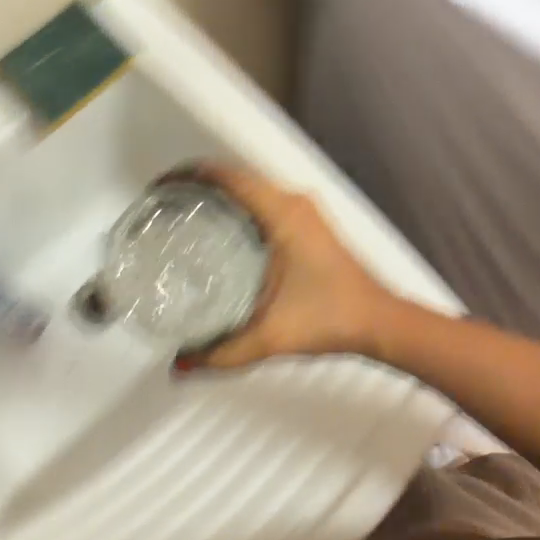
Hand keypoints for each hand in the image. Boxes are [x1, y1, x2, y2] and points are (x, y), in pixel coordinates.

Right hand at [175, 163, 398, 371]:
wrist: (379, 321)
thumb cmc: (331, 319)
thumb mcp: (269, 338)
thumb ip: (220, 352)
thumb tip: (178, 365)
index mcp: (282, 213)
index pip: (227, 176)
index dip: (189, 174)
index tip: (159, 188)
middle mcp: (293, 202)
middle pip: (236, 176)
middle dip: (198, 184)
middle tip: (164, 207)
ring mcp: (305, 210)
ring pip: (252, 188)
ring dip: (219, 194)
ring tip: (184, 216)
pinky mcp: (310, 223)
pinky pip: (265, 201)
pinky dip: (239, 206)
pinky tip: (221, 233)